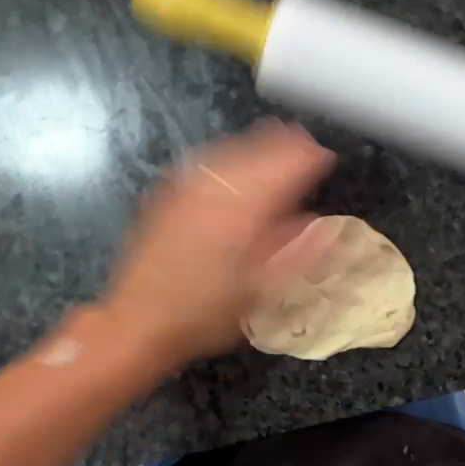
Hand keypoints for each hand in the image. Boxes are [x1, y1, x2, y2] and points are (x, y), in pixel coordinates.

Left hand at [96, 120, 336, 366]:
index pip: (283, 170)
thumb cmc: (204, 314)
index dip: (308, 160)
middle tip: (308, 147)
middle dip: (285, 146)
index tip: (326, 158)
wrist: (138, 321)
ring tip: (279, 144)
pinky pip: (204, 164)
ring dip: (257, 147)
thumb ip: (298, 255)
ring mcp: (186, 190)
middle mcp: (214, 191)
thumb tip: (326, 229)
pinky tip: (235, 165)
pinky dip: (228, 157)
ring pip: (229, 153)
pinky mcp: (166, 196)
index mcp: (243, 212)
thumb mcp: (260, 292)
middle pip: (256, 153)